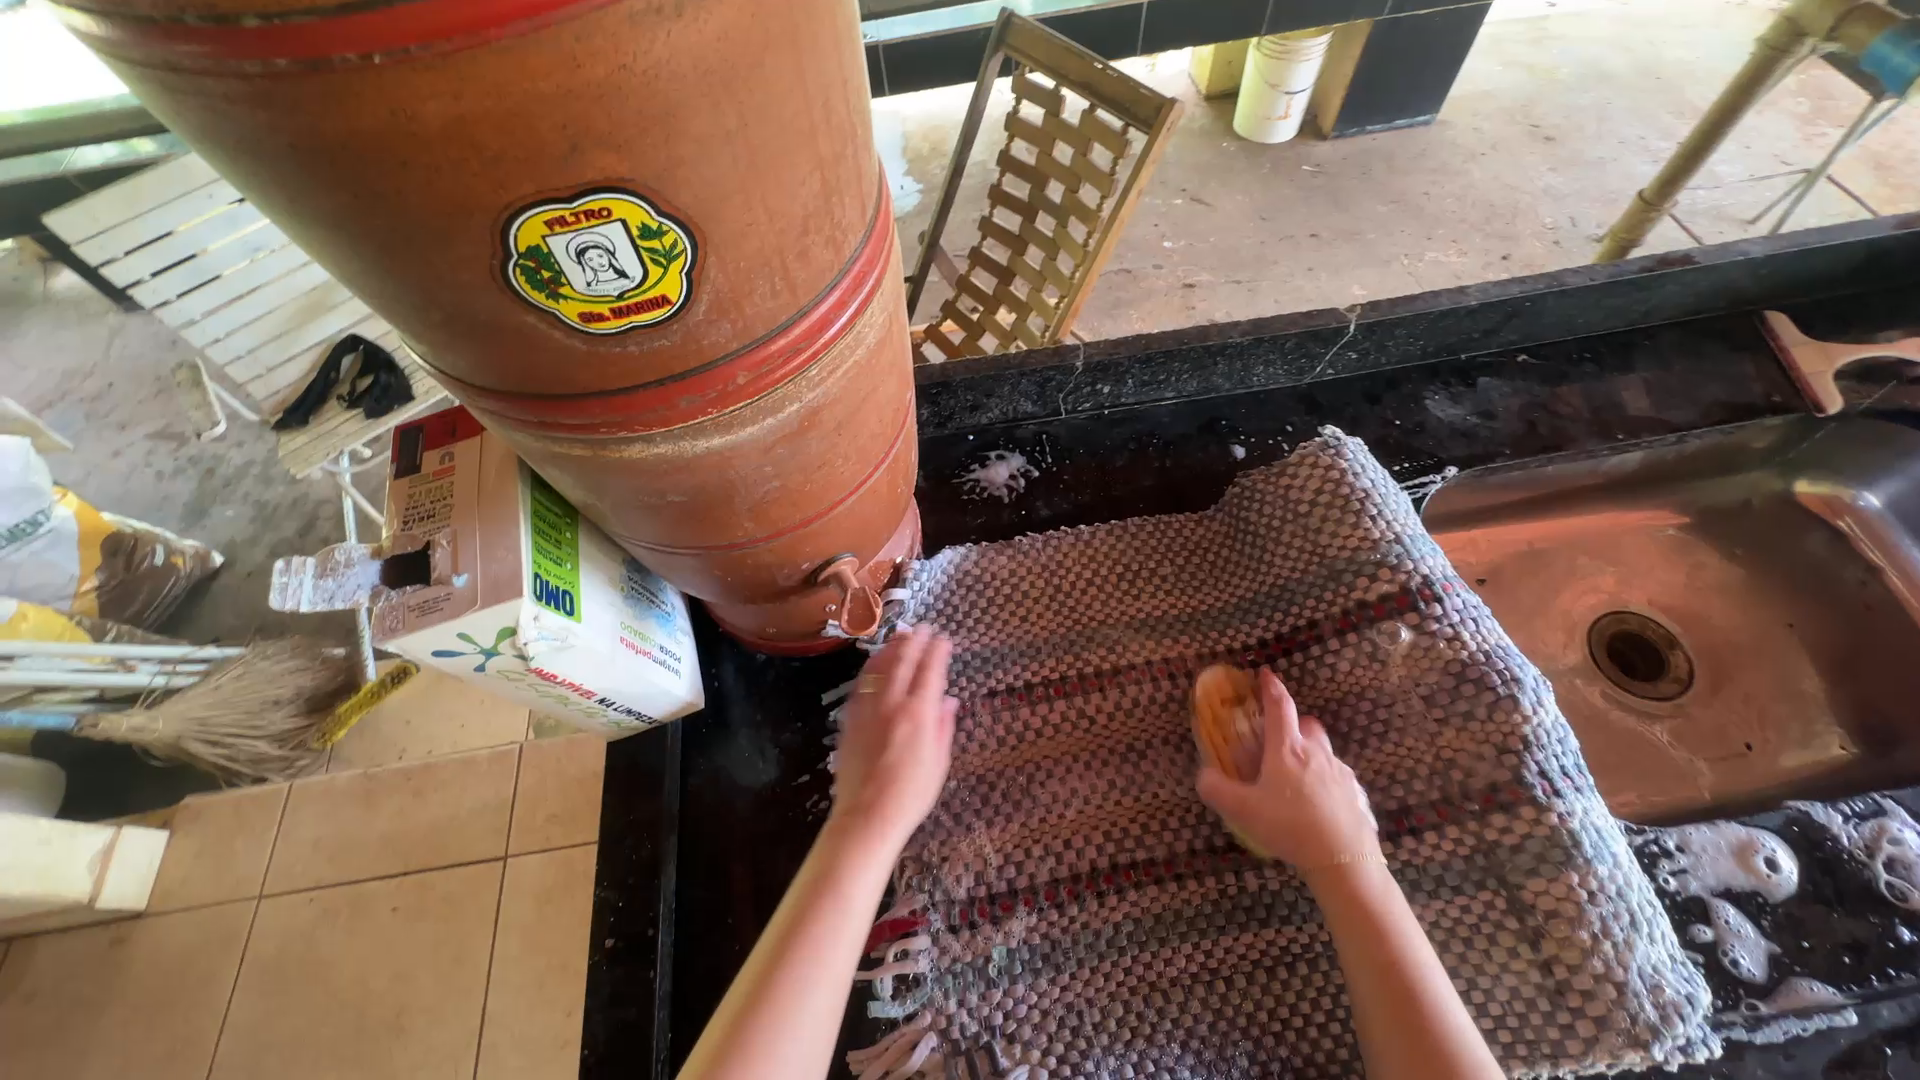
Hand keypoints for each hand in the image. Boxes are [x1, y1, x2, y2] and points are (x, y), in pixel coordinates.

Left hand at [831, 628, 958, 847]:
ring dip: (892, 648)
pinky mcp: (850, 719)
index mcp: (918, 714)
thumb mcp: (938, 762)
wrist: (867, 815)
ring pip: (879, 668)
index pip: (930, 671)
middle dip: (915, 641)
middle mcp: (892, 704)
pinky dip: (871, 667)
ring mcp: (868, 709)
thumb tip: (948, 701)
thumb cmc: (910, 794)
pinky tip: (875, 663)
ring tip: (900, 636)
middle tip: (923, 628)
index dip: (938, 651)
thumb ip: (943, 727)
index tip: (944, 639)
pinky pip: (862, 684)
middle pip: (903, 661)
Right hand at [1196, 669, 1380, 876]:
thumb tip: (1203, 775)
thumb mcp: (1242, 810)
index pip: (1279, 706)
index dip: (1270, 687)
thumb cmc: (1290, 826)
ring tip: (1295, 781)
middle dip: (1294, 724)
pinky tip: (1316, 806)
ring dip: (1309, 755)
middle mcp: (1316, 753)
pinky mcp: (1356, 794)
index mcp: (1287, 749)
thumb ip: (1216, 789)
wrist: (1344, 859)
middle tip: (1278, 741)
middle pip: (1308, 724)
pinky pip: (1337, 777)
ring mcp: (1341, 773)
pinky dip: (1324, 782)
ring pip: (1324, 751)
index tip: (1265, 674)